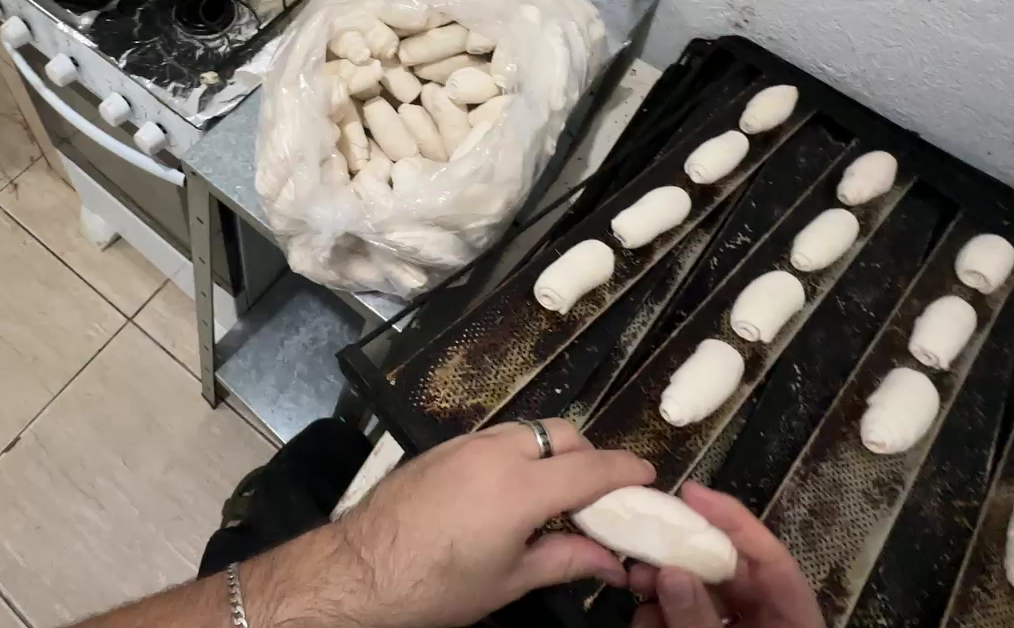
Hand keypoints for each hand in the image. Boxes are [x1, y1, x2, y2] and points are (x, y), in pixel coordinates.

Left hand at [247, 418, 653, 627]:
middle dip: (588, 455)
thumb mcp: (510, 581)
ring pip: (527, 430)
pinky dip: (519, 452)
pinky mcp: (444, 445)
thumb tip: (613, 562)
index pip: (588, 468)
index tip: (649, 474)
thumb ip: (566, 562)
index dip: (624, 469)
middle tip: (598, 496)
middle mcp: (496, 450)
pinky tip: (513, 489)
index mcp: (521, 486)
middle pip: (560, 433)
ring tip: (555, 495)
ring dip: (551, 451)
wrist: (365, 565)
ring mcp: (466, 442)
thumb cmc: (441, 583)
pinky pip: (496, 436)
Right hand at [627, 482, 821, 627]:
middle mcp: (765, 621)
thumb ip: (699, 619)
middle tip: (645, 542)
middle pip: (726, 571)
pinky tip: (643, 619)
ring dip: (661, 586)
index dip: (734, 520)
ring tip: (634, 584)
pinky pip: (680, 618)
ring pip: (697, 594)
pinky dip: (658, 614)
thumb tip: (670, 569)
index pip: (773, 559)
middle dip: (680, 555)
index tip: (690, 491)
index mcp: (793, 622)